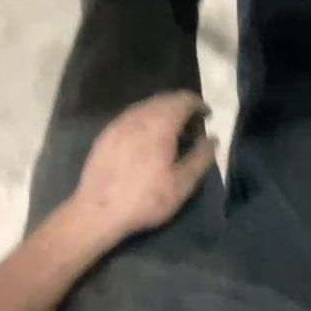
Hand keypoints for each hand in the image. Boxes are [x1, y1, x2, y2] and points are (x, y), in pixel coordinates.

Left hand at [68, 92, 217, 240]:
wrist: (98, 211)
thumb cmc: (145, 198)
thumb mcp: (182, 184)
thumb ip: (201, 157)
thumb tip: (212, 138)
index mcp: (159, 123)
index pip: (183, 99)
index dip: (198, 104)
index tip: (208, 116)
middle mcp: (138, 115)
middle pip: (164, 99)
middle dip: (182, 107)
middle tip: (192, 127)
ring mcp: (119, 123)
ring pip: (146, 106)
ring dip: (163, 113)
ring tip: (172, 134)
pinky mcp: (106, 133)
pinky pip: (132, 117)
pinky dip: (146, 120)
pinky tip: (148, 141)